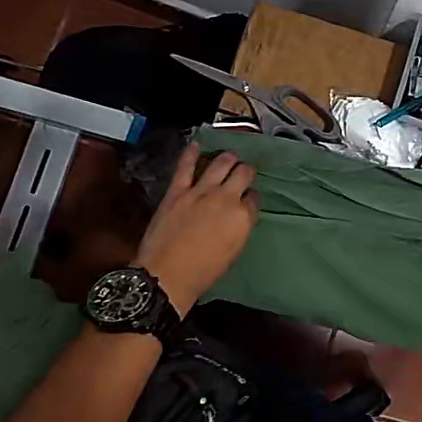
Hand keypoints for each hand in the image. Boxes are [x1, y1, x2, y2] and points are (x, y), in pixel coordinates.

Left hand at [133, 146, 259, 313]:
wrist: (167, 276)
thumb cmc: (204, 272)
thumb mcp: (233, 251)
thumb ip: (239, 228)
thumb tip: (238, 217)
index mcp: (243, 218)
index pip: (253, 199)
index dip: (251, 197)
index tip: (248, 198)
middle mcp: (226, 198)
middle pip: (242, 174)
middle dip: (246, 171)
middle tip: (244, 172)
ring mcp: (201, 192)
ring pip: (220, 164)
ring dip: (228, 158)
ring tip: (230, 156)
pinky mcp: (177, 191)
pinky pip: (185, 167)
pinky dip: (191, 154)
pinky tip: (196, 146)